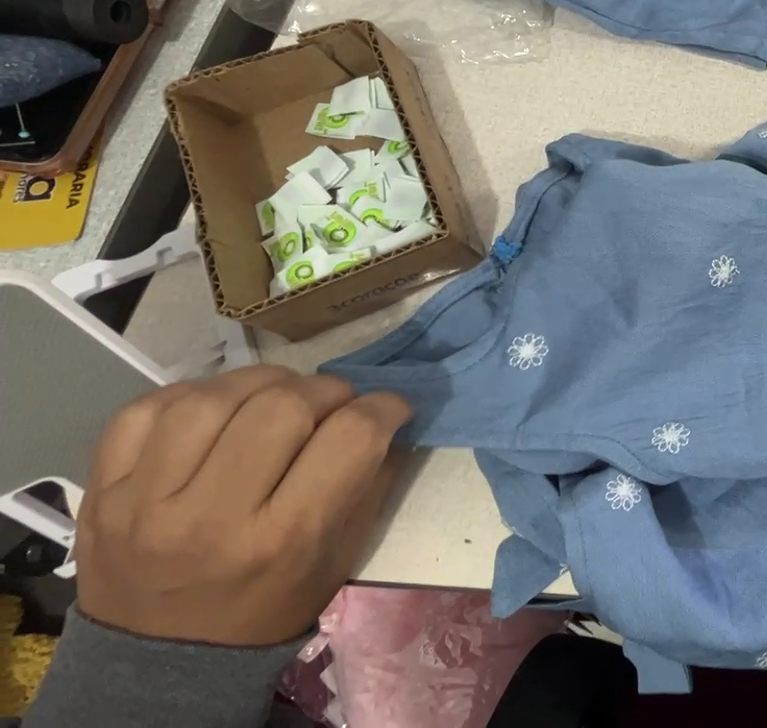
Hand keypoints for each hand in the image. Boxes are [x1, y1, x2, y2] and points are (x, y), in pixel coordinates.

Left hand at [75, 364, 412, 645]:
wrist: (163, 657)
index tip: (392, 409)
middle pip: (284, 405)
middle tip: (337, 405)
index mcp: (284, 537)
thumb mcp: (342, 550)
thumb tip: (389, 414)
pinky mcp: (101, 491)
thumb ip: (371, 477)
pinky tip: (220, 409)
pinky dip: (194, 394)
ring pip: (213, 396)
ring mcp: (143, 502)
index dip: (385, 407)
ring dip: (264, 382)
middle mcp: (211, 516)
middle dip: (329, 390)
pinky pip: (144, 411)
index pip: (352, 435)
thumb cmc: (274, 601)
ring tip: (279, 397)